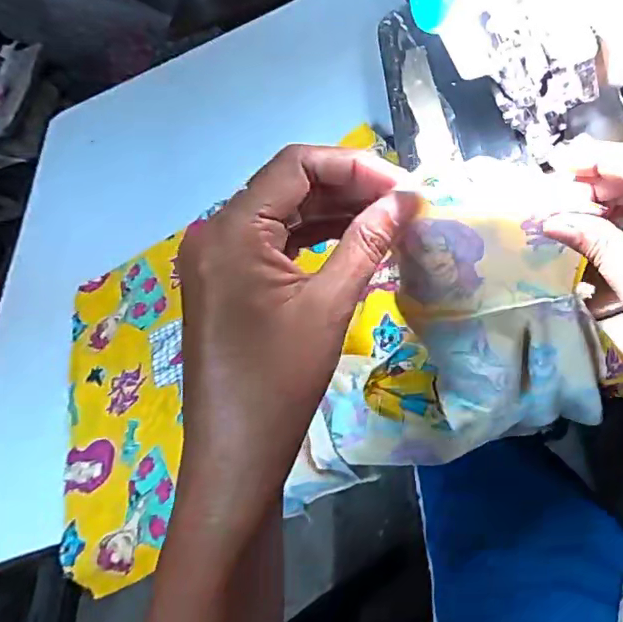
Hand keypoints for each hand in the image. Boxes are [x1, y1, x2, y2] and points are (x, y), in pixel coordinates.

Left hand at [176, 145, 405, 533]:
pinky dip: (315, 235)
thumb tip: (405, 199)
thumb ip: (367, 241)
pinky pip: (275, 241)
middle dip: (347, 186)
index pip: (295, 165)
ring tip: (387, 218)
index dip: (353, 166)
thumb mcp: (329, 305)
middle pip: (288, 184)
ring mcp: (219, 258)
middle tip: (401, 202)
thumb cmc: (279, 382)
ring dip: (334, 209)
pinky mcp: (228, 281)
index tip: (400, 186)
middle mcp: (217, 233)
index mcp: (233, 229)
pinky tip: (355, 240)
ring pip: (284, 212)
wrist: (235, 456)